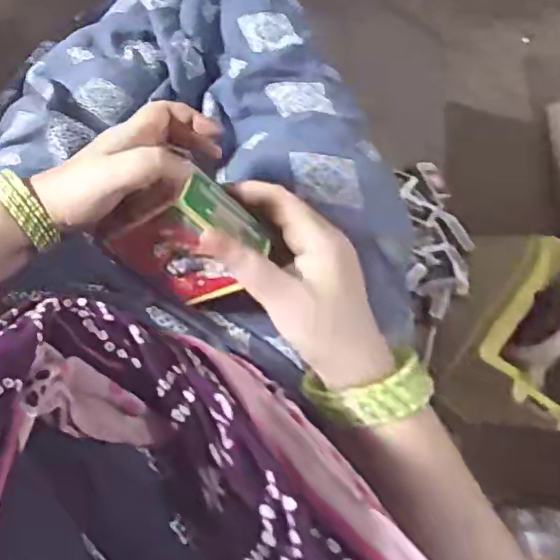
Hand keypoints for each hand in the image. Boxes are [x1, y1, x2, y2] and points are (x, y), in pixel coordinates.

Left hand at [29, 102, 223, 232]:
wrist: (46, 212)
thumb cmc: (84, 188)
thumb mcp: (124, 170)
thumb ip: (159, 164)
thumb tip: (190, 173)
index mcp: (130, 134)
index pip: (166, 110)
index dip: (193, 118)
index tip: (215, 137)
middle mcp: (127, 144)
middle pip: (167, 132)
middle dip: (193, 141)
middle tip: (215, 161)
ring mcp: (119, 166)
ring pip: (160, 155)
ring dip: (184, 164)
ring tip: (201, 183)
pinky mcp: (115, 187)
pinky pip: (150, 178)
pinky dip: (168, 183)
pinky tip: (175, 200)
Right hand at [195, 181, 396, 388]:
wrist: (357, 370)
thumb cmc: (319, 329)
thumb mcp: (276, 295)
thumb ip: (241, 260)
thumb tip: (202, 232)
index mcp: (321, 237)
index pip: (281, 197)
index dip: (247, 190)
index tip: (213, 192)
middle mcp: (326, 236)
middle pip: (283, 207)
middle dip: (246, 203)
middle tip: (209, 207)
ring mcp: (326, 251)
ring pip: (285, 223)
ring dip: (253, 219)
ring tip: (219, 222)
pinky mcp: (321, 266)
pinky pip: (288, 239)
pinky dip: (263, 236)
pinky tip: (243, 245)